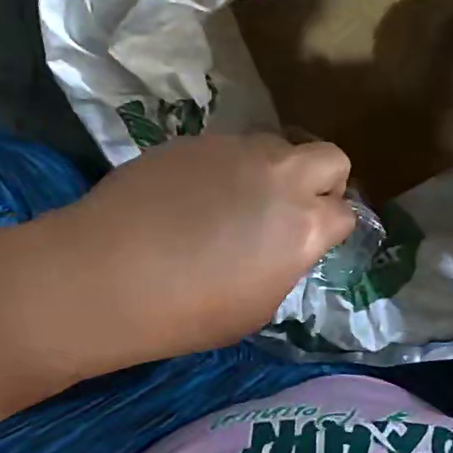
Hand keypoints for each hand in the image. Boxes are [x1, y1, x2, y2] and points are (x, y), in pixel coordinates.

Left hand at [46, 134, 355, 362]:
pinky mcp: (193, 140)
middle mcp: (279, 175)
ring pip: (274, 146)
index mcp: (304, 225)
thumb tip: (281, 245)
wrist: (106, 274)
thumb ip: (284, 265)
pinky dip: (224, 168)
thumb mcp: (256, 308)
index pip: (346, 212)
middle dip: (323, 180)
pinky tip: (189, 197)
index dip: (332, 227)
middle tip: (291, 209)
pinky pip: (227, 148)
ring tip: (231, 202)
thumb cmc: (186, 312)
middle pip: (329, 157)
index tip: (313, 240)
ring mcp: (234, 150)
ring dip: (269, 171)